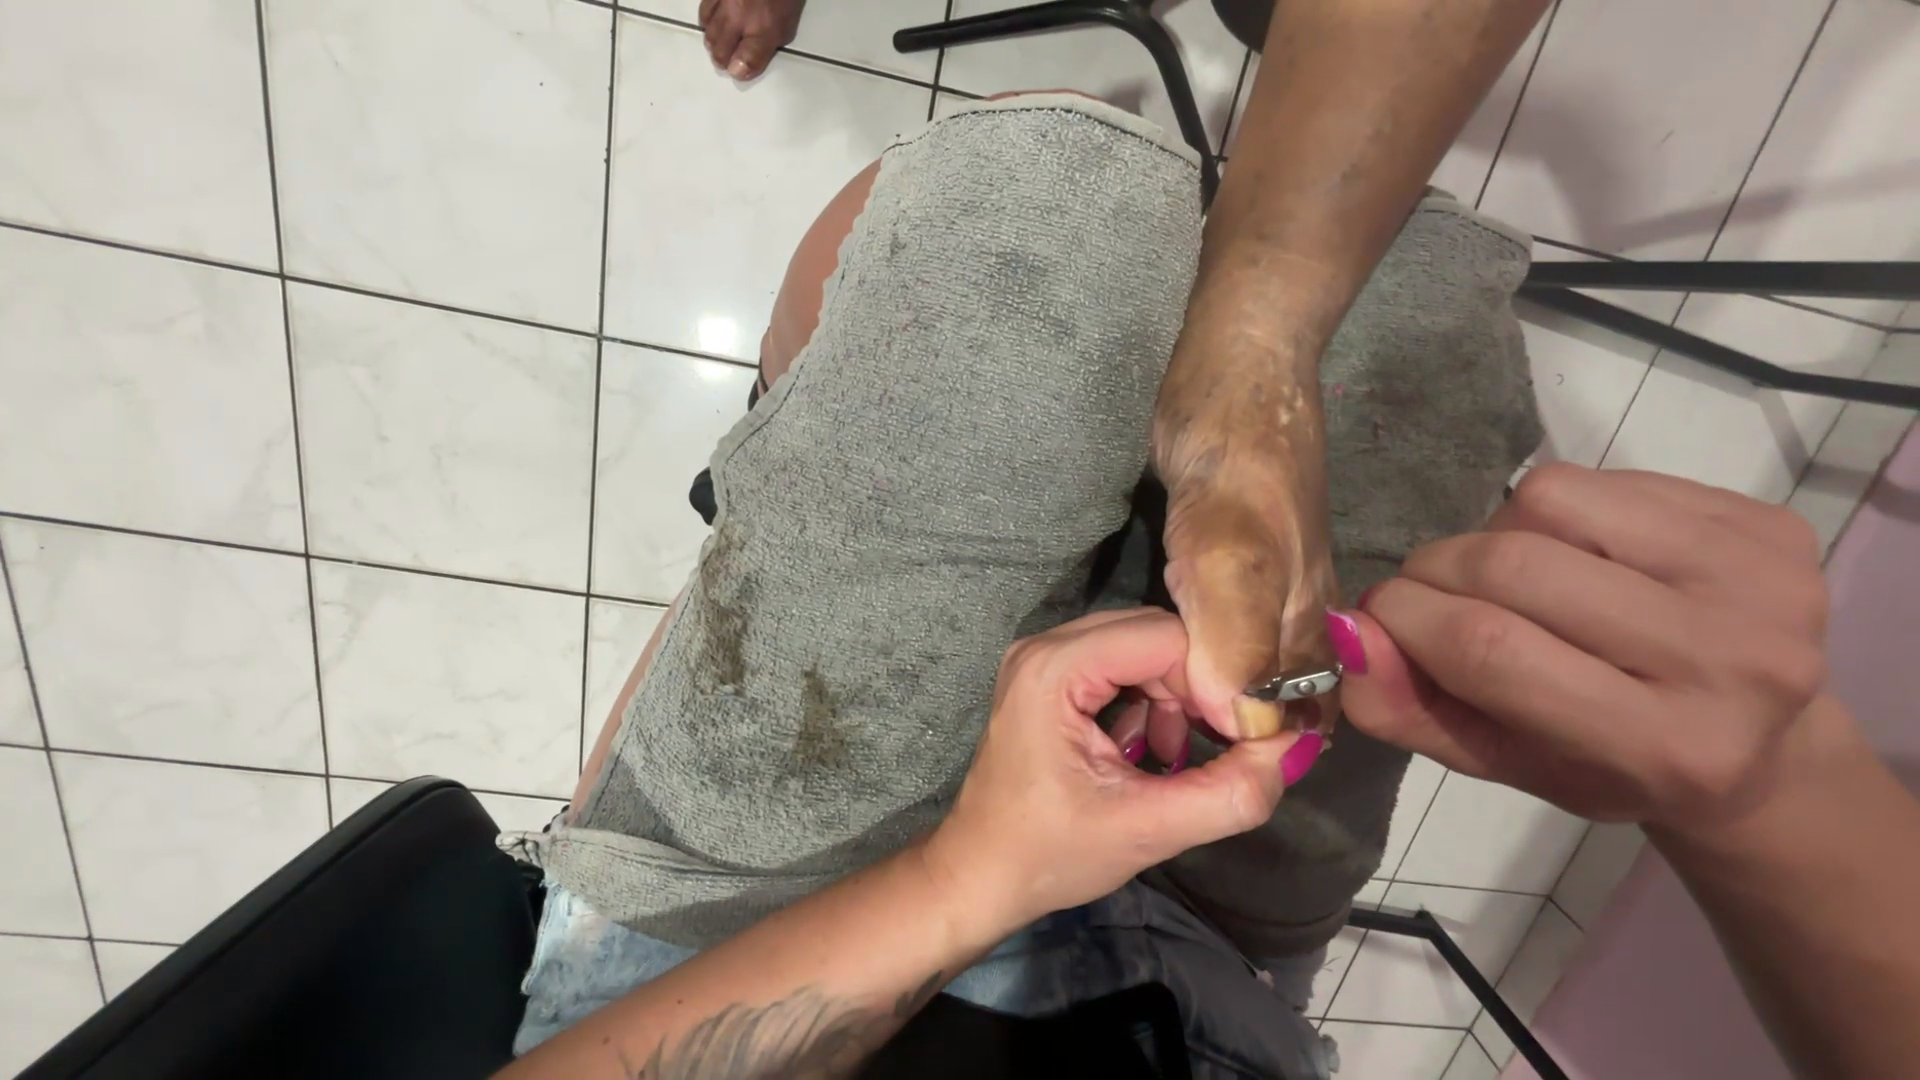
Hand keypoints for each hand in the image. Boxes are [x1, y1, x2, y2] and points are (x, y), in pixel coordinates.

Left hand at [924, 609, 1305, 930]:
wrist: (981, 872)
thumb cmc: (1050, 854)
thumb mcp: (1148, 830)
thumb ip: (1229, 793)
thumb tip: (1292, 745)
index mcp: (1055, 668)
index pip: (1167, 636)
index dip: (1216, 680)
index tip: (1242, 734)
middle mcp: (1046, 645)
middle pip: (1155, 633)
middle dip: (1200, 686)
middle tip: (1226, 742)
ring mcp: (1044, 656)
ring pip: (1143, 647)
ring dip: (1176, 695)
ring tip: (1177, 757)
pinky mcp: (1051, 675)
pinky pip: (1121, 663)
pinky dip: (1151, 699)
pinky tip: (1152, 749)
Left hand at [1153, 389, 1340, 740]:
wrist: (1235, 378)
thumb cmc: (1235, 469)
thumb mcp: (1230, 558)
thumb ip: (1239, 642)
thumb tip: (1241, 725)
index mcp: (1300, 625)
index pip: (1294, 715)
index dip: (1251, 749)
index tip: (1197, 778)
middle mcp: (1292, 612)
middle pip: (1281, 697)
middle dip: (1239, 734)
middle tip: (1174, 762)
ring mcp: (1263, 582)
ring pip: (1253, 663)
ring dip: (1217, 697)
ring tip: (1168, 731)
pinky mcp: (1231, 557)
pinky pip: (1225, 625)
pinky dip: (1202, 654)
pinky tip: (1176, 665)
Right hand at [1335, 465, 1828, 832]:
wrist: (1756, 743)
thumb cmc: (1597, 761)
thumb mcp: (1485, 757)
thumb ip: (1400, 707)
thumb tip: (1345, 630)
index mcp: (1659, 746)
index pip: (1485, 646)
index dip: (1402, 617)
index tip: (1379, 617)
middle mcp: (1733, 663)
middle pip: (1510, 565)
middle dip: (1434, 570)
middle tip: (1431, 594)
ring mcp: (1764, 583)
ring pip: (1548, 501)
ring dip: (1495, 530)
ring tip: (1517, 576)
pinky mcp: (1776, 524)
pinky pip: (1600, 479)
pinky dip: (1551, 510)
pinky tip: (1577, 555)